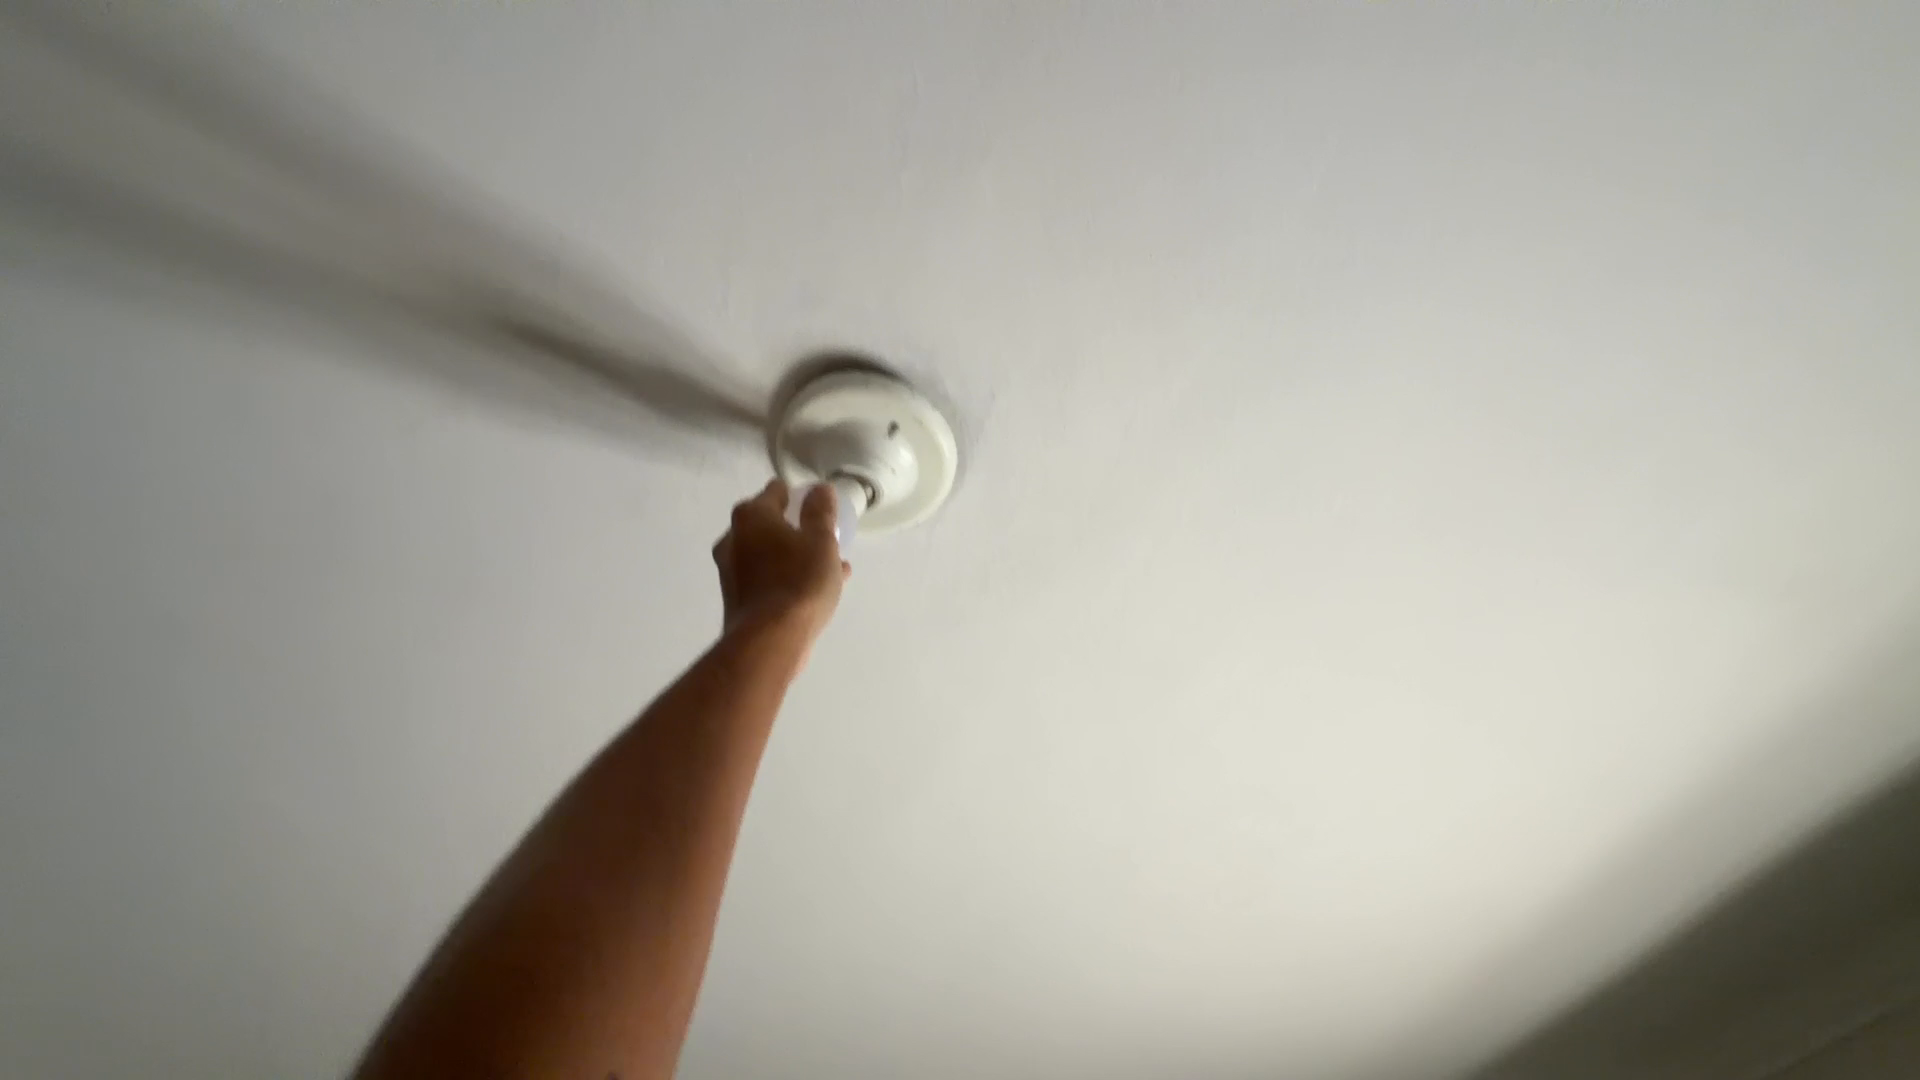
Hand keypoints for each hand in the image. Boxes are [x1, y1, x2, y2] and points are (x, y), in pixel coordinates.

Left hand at [712, 480, 848, 639]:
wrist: (771, 640)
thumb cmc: (800, 581)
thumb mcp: (821, 541)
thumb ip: (820, 512)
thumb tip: (819, 489)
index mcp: (752, 516)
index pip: (776, 492)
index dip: (799, 496)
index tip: (819, 509)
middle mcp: (733, 538)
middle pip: (768, 524)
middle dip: (795, 528)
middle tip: (823, 538)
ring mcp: (730, 570)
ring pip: (768, 553)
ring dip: (794, 555)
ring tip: (828, 567)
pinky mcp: (736, 598)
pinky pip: (766, 577)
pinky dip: (786, 576)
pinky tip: (814, 589)